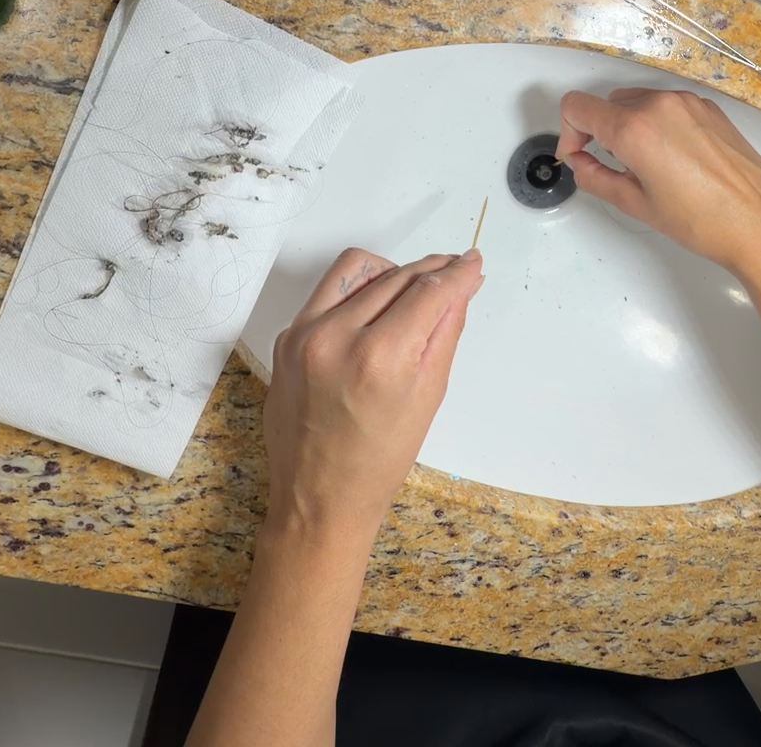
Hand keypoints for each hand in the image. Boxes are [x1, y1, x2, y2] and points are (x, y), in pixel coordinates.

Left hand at [265, 247, 484, 547]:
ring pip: (358, 268)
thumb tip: (462, 287)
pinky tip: (375, 309)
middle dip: (432, 270)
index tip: (472, 261)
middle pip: (398, 276)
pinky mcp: (287, 336)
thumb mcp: (428, 396)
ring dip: (393, 269)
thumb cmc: (379, 461)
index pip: (428, 292)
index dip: (457, 272)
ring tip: (413, 288)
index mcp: (379, 358)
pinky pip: (328, 291)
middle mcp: (336, 337)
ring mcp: (304, 334)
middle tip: (454, 272)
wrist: (319, 498)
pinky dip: (359, 291)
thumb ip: (446, 331)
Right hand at [556, 88, 760, 276]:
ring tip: (642, 166)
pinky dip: (655, 124)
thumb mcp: (635, 203)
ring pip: (635, 101)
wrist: (759, 224)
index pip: (577, 106)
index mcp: (636, 129)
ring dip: (626, 127)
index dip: (569, 132)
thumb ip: (594, 177)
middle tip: (608, 166)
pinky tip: (669, 159)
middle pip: (605, 103)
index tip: (578, 154)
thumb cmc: (704, 220)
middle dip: (597, 132)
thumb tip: (580, 163)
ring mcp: (687, 103)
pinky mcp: (707, 108)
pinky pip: (665, 105)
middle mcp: (660, 105)